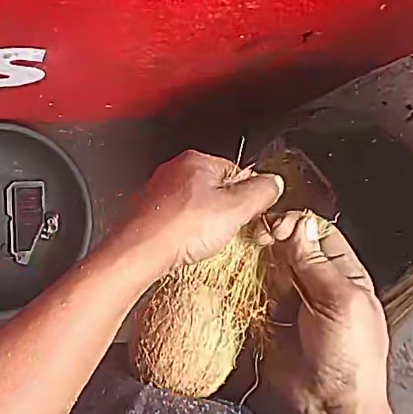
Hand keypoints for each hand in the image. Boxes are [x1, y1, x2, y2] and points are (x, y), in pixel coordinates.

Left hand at [111, 150, 283, 274]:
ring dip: (204, 224)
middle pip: (217, 189)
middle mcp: (175, 170)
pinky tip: (185, 246)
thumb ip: (260, 193)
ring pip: (196, 206)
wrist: (138, 252)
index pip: (238, 171)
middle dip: (226, 211)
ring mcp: (159, 192)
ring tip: (203, 241)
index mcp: (197, 161)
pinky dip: (184, 233)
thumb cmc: (178, 229)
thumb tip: (274, 182)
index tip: (251, 215)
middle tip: (227, 231)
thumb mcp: (235, 210)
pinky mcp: (148, 213)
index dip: (249, 197)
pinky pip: (177, 221)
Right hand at [252, 211, 393, 413]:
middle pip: (287, 247)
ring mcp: (288, 305)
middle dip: (269, 241)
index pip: (317, 232)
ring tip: (241, 259)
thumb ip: (317, 263)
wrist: (329, 412)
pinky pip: (249, 296)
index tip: (275, 228)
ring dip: (252, 262)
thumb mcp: (342, 303)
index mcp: (345, 276)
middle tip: (254, 241)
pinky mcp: (265, 324)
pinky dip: (240, 286)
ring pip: (265, 269)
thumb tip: (298, 225)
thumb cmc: (351, 363)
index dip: (295, 225)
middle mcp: (315, 286)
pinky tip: (233, 281)